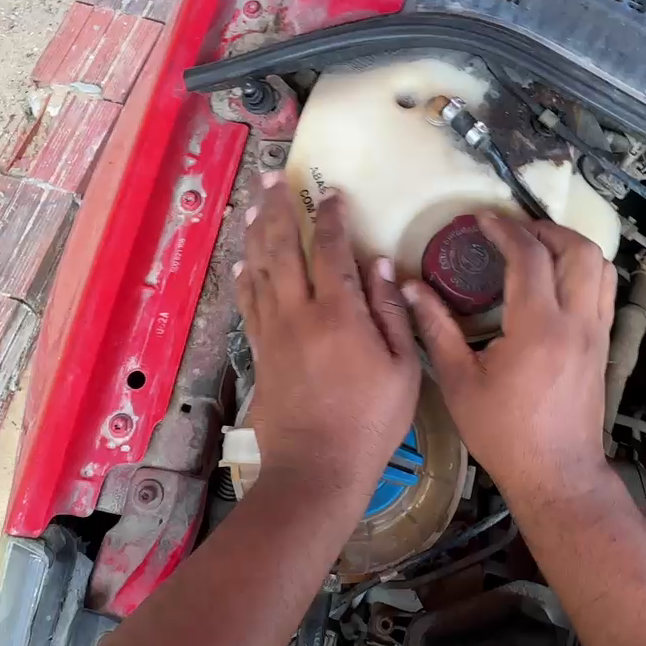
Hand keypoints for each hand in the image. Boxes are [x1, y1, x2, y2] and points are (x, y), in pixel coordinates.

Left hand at [236, 173, 420, 505]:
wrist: (316, 467)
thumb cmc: (370, 421)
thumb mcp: (402, 368)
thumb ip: (391, 312)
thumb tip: (380, 265)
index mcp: (340, 313)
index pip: (331, 249)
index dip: (330, 216)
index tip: (331, 192)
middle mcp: (300, 312)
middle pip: (282, 248)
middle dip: (277, 208)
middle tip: (273, 178)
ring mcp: (273, 331)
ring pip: (258, 270)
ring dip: (255, 234)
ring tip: (254, 206)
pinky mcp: (259, 351)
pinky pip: (247, 303)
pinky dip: (245, 277)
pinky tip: (243, 263)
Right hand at [404, 213, 616, 504]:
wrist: (556, 475)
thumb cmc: (502, 433)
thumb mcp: (458, 382)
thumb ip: (437, 328)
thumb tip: (410, 288)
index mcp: (538, 328)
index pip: (529, 257)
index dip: (505, 230)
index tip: (481, 220)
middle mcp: (576, 322)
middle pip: (578, 250)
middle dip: (545, 229)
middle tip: (512, 229)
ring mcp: (597, 333)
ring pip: (601, 266)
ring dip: (570, 245)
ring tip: (537, 245)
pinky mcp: (604, 345)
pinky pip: (605, 290)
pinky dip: (585, 269)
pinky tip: (557, 277)